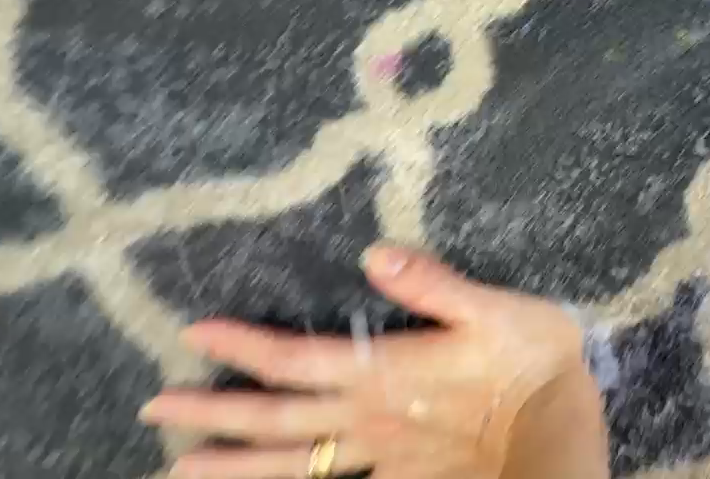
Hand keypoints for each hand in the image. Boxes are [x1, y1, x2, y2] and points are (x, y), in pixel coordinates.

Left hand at [138, 246, 604, 478]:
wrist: (554, 432)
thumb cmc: (526, 359)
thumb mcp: (490, 308)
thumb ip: (432, 284)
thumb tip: (373, 252)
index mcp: (385, 372)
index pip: (296, 360)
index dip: (242, 346)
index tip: (192, 333)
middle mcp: (367, 418)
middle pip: (275, 419)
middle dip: (212, 412)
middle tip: (154, 408)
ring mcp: (379, 455)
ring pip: (289, 465)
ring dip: (231, 465)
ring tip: (178, 469)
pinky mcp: (400, 475)